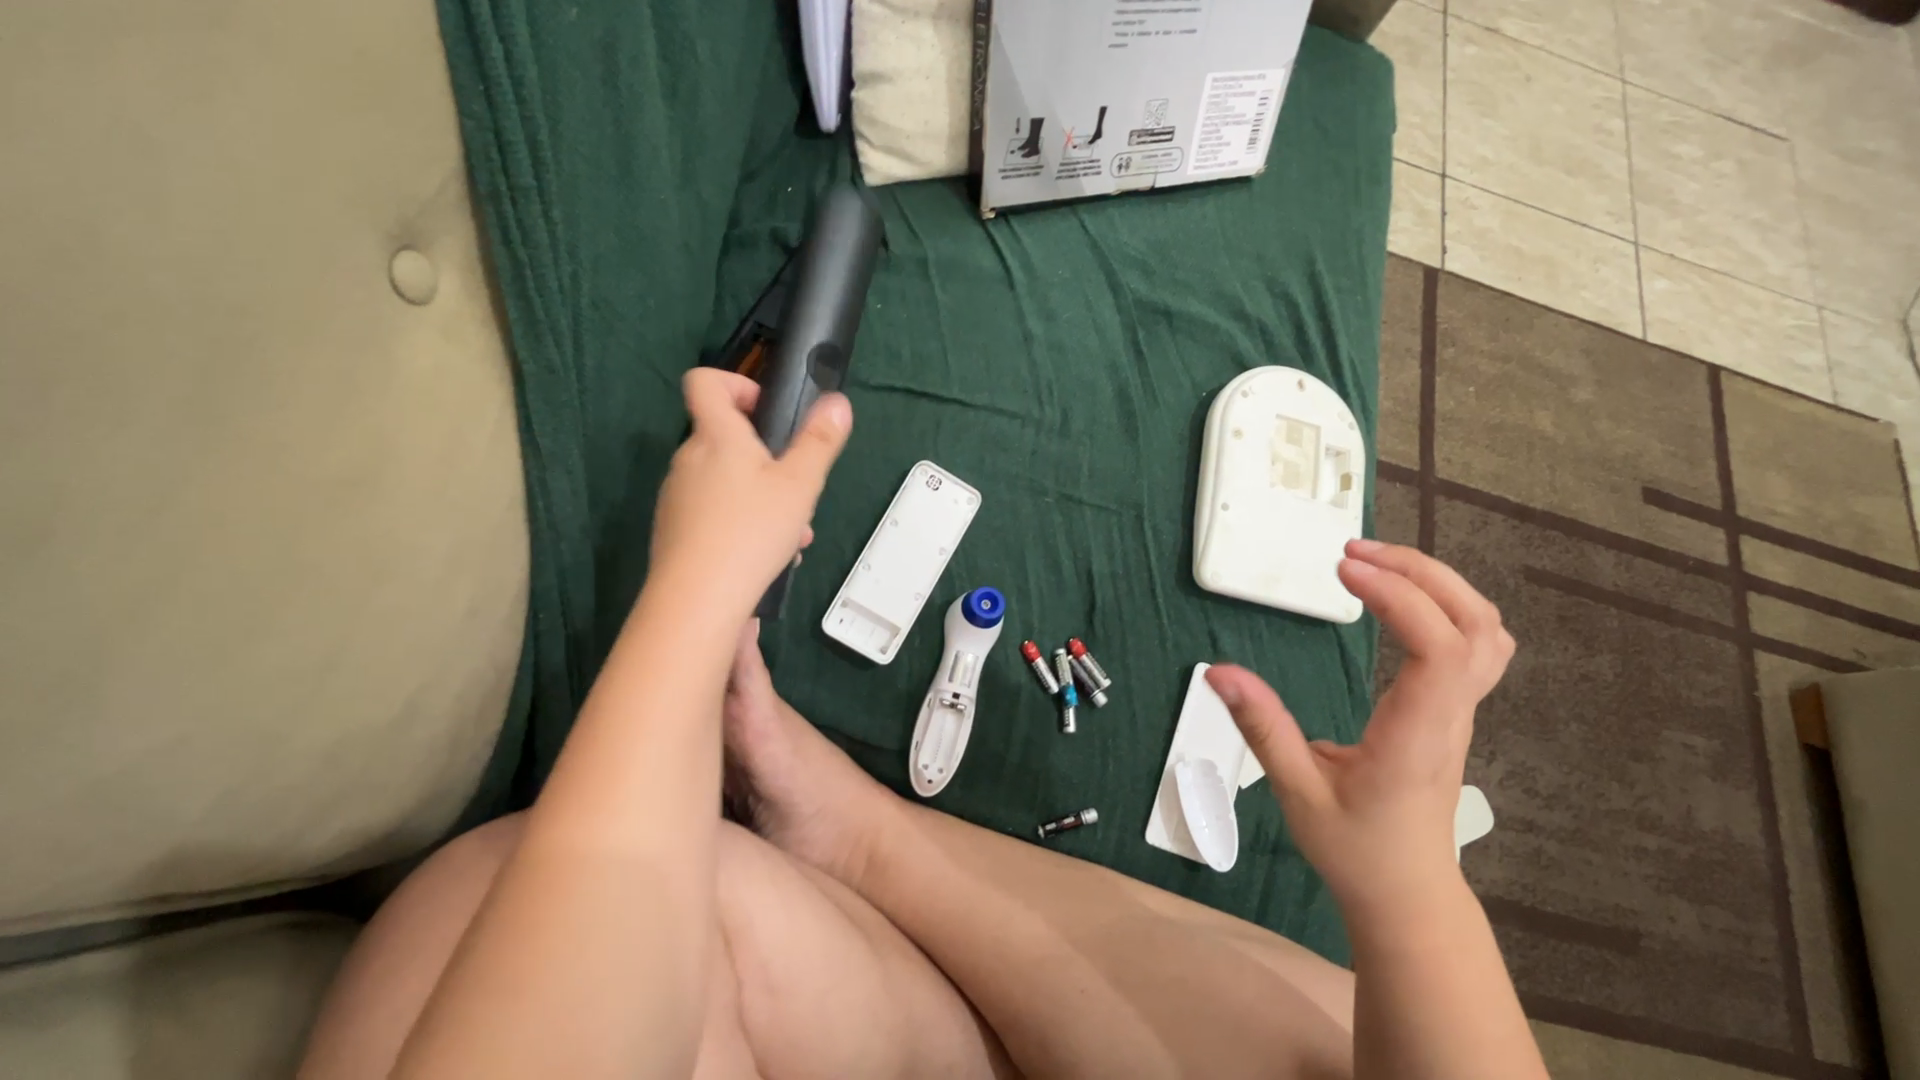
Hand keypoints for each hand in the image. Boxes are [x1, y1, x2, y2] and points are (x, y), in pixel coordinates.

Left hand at [648, 368, 851, 619]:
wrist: (696, 600)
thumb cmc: (751, 531)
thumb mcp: (800, 484)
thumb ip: (819, 441)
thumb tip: (837, 401)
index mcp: (716, 436)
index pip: (705, 381)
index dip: (737, 384)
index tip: (768, 411)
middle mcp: (689, 458)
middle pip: (725, 438)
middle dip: (767, 457)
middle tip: (797, 486)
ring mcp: (677, 496)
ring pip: (726, 481)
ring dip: (762, 496)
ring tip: (793, 534)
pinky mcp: (674, 530)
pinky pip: (714, 512)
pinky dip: (742, 523)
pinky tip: (768, 556)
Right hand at [1207, 539, 1513, 919]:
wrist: (1406, 891)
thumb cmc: (1354, 847)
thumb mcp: (1296, 790)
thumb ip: (1261, 727)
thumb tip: (1218, 672)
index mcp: (1416, 734)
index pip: (1440, 649)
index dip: (1400, 597)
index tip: (1344, 570)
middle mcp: (1450, 715)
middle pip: (1476, 623)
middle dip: (1421, 573)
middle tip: (1355, 553)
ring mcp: (1460, 711)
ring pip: (1486, 629)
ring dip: (1439, 584)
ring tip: (1378, 565)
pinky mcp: (1454, 710)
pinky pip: (1476, 643)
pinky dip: (1448, 605)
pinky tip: (1404, 599)